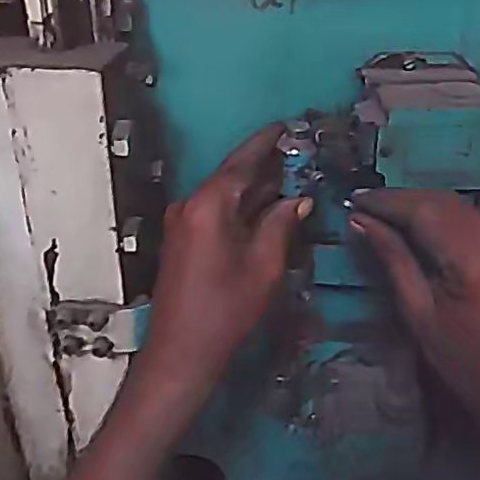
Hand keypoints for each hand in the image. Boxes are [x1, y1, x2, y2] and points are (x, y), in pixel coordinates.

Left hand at [143, 125, 310, 391]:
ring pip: (226, 194)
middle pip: (232, 175)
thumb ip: (281, 223)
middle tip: (298, 153)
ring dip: (256, 187)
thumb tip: (298, 199)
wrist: (181, 353)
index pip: (241, 162)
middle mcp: (191, 205)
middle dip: (265, 165)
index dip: (266, 142)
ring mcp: (184, 222)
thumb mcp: (264, 264)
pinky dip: (243, 205)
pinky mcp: (185, 238)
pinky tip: (268, 206)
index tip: (286, 126)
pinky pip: (218, 210)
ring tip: (291, 176)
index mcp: (208, 205)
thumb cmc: (225, 310)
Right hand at [349, 190, 479, 444]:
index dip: (389, 201)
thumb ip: (394, 260)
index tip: (357, 199)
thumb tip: (362, 221)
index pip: (426, 212)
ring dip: (426, 207)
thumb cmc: (467, 367)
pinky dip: (450, 221)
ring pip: (464, 209)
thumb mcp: (419, 317)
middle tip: (368, 204)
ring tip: (391, 214)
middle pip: (446, 203)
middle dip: (404, 200)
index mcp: (477, 266)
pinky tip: (427, 229)